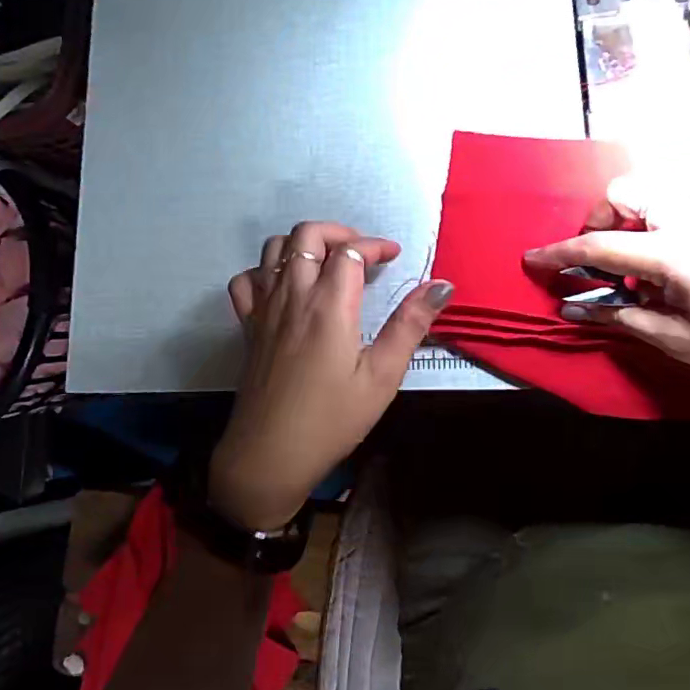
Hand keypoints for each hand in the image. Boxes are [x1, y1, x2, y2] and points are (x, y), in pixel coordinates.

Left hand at [213, 221, 453, 529]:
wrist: (269, 456)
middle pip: (307, 235)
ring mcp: (264, 310)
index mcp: (329, 306)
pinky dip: (267, 271)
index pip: (350, 251)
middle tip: (363, 254)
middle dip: (339, 233)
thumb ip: (410, 325)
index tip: (394, 257)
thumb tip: (442, 285)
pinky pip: (247, 280)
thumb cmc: (332, 419)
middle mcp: (292, 297)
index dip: (375, 246)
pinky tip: (286, 288)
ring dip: (304, 245)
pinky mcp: (247, 328)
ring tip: (329, 265)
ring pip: (274, 250)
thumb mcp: (382, 376)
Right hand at [523, 189, 689, 443]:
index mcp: (675, 250)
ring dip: (638, 218)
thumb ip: (624, 318)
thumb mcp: (685, 343)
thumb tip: (578, 307)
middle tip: (607, 268)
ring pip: (662, 187)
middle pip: (626, 192)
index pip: (598, 245)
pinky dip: (675, 217)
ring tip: (652, 267)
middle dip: (602, 223)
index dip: (559, 255)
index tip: (533, 262)